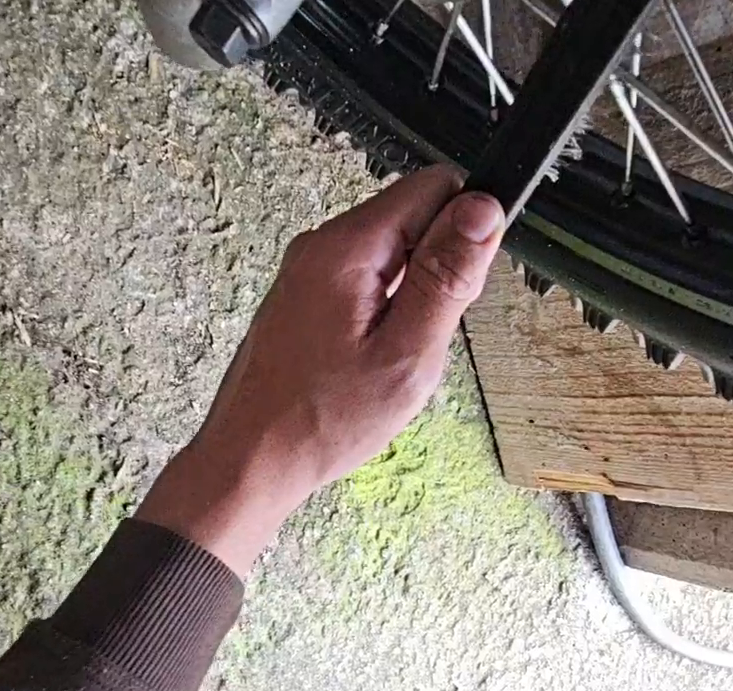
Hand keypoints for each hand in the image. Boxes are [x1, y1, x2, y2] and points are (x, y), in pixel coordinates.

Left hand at [135, 166, 505, 574]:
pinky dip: (376, 319)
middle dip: (432, 275)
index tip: (456, 290)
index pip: (433, 188)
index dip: (463, 232)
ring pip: (386, 260)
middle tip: (414, 341)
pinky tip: (363, 364)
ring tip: (384, 360)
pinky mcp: (298, 303)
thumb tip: (482, 207)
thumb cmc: (319, 423)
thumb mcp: (405, 354)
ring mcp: (303, 276)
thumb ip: (446, 278)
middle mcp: (317, 249)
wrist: (250, 461)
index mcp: (344, 249)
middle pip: (409, 222)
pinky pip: (358, 289)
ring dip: (404, 303)